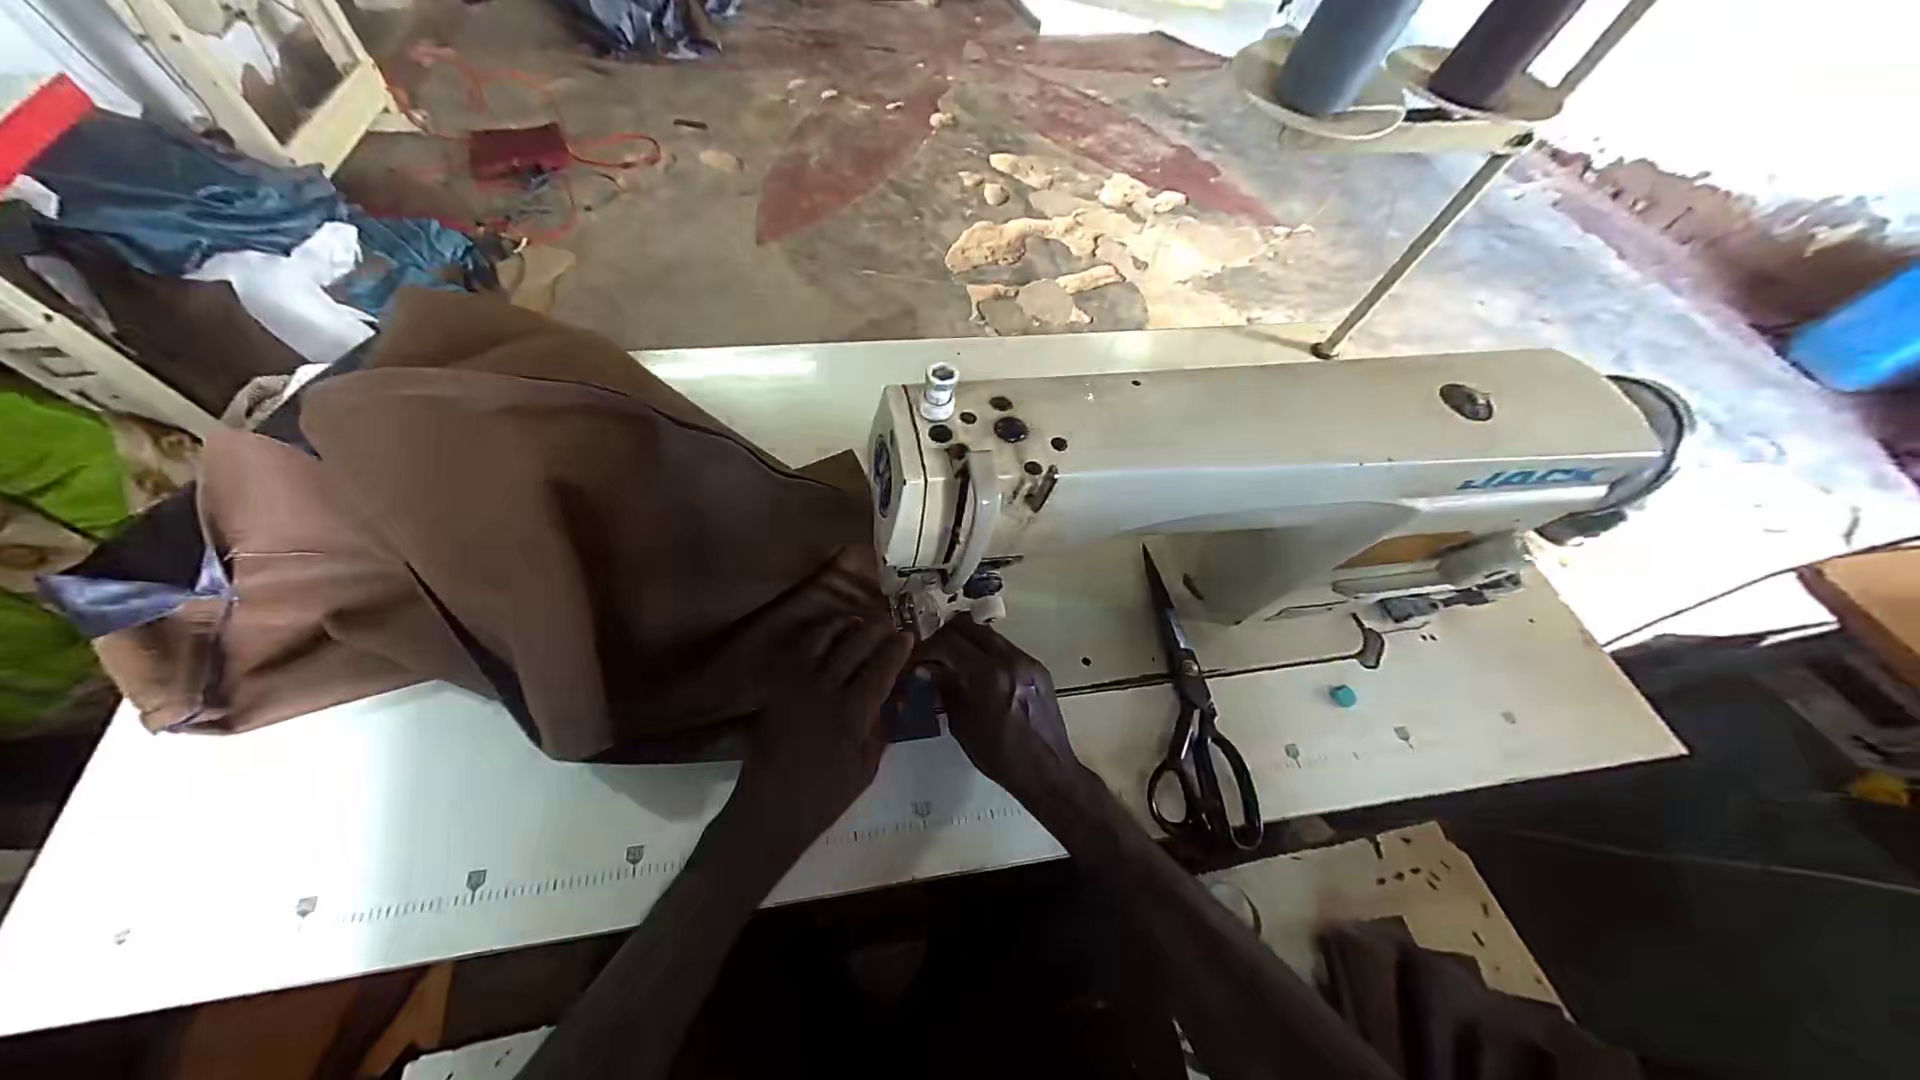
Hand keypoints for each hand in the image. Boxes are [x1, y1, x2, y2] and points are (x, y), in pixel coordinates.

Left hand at [733, 614, 912, 847]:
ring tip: (856, 621)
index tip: (908, 636)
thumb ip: (882, 726)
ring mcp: (797, 684)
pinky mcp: (777, 688)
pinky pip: (798, 651)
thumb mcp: (867, 765)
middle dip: (876, 629)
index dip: (897, 649)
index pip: (881, 667)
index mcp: (853, 711)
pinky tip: (825, 636)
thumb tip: (897, 696)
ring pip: (823, 639)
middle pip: (855, 645)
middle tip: (889, 623)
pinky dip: (815, 637)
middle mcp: (826, 688)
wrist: (772, 808)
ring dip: (844, 625)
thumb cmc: (827, 795)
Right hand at [920, 618, 1079, 798]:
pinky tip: (977, 672)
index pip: (948, 642)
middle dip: (944, 637)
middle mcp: (1010, 661)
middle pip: (968, 626)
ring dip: (965, 641)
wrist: (1047, 770)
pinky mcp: (1037, 667)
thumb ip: (946, 689)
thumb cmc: (1001, 757)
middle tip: (932, 656)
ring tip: (952, 663)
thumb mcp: (962, 726)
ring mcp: (1027, 661)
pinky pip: (1004, 647)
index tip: (916, 660)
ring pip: (987, 633)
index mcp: (989, 677)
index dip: (926, 648)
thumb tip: (929, 669)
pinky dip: (984, 651)